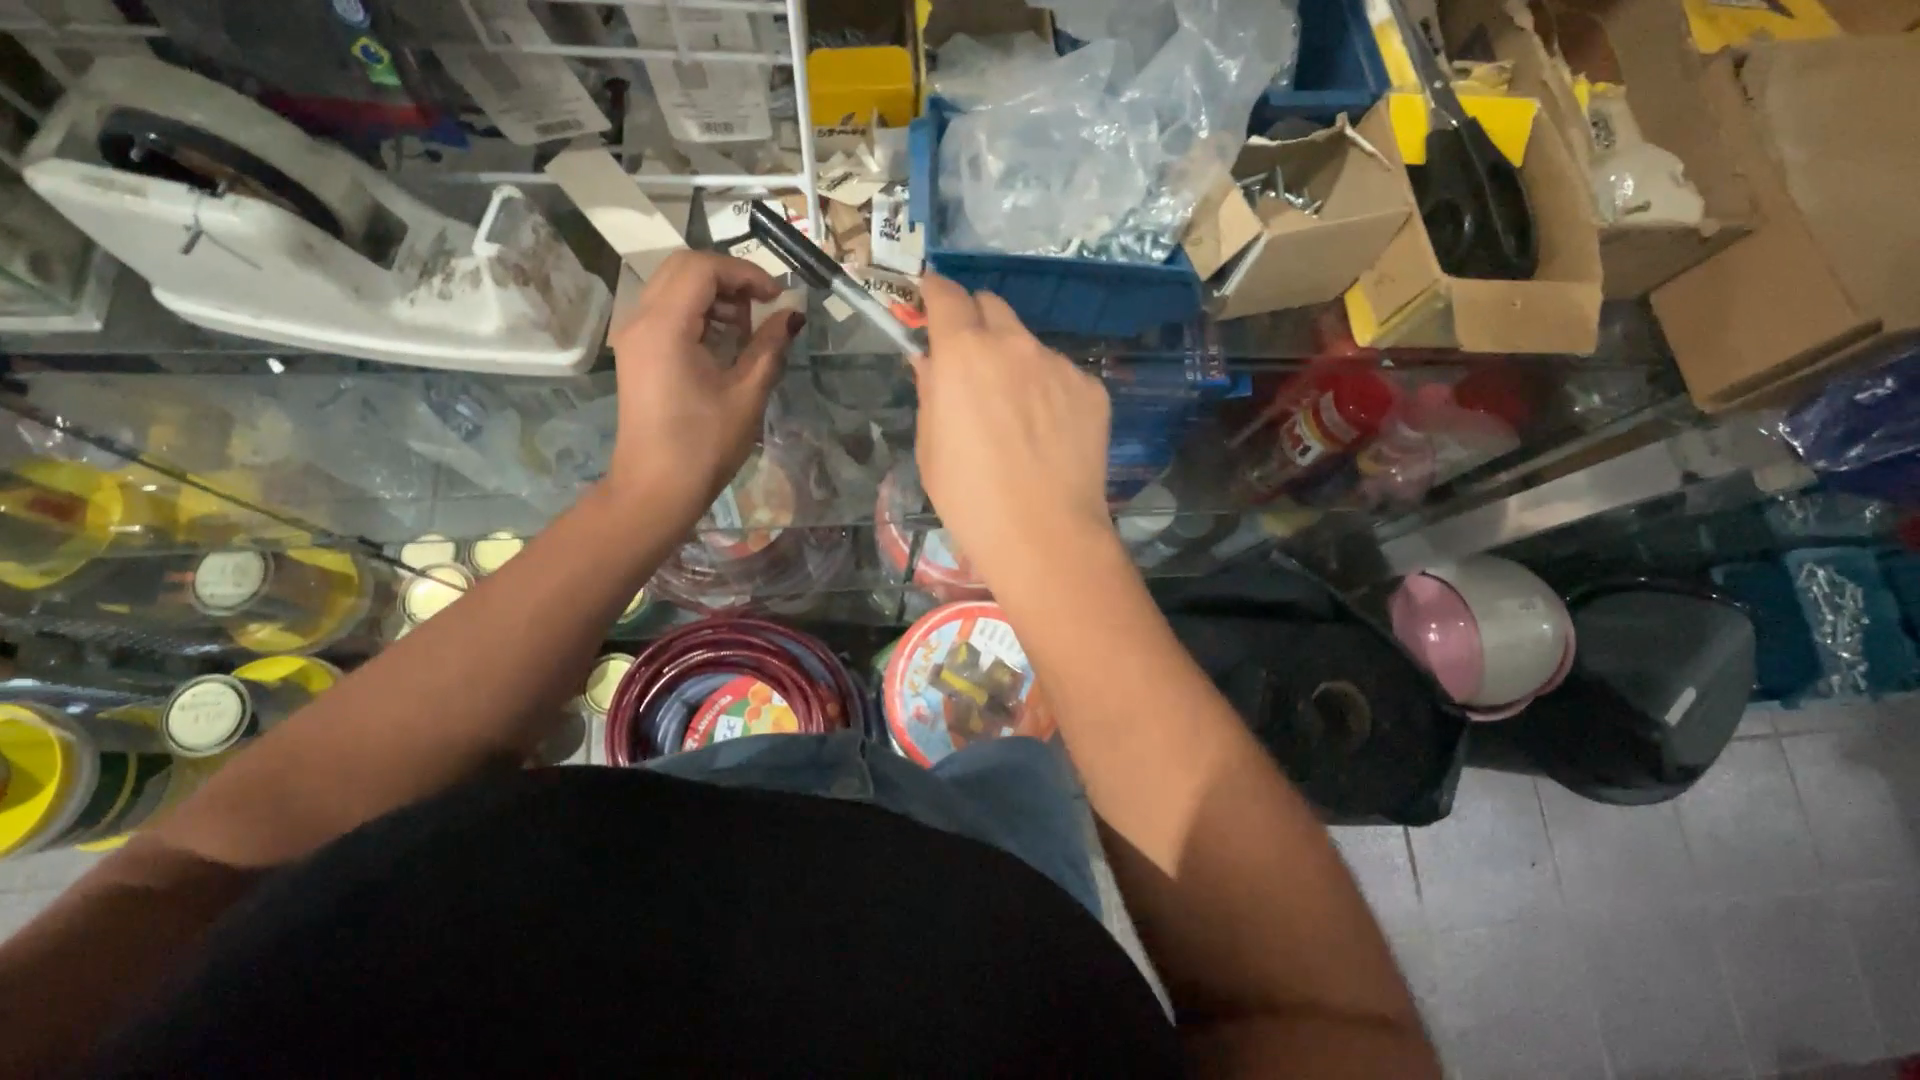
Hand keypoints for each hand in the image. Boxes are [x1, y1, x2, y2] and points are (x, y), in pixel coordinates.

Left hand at [605, 251, 802, 516]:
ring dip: (714, 297)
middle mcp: (641, 320)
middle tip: (762, 309)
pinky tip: (724, 346)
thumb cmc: (704, 446)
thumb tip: (792, 316)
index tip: (777, 299)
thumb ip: (769, 346)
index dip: (745, 273)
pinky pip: (667, 312)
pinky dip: (699, 314)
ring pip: (674, 288)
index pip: (703, 268)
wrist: (655, 490)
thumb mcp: (747, 394)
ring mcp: (634, 337)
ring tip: (747, 332)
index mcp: (665, 325)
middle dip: (729, 280)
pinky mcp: (637, 354)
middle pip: (684, 269)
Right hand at [913, 275, 1114, 580]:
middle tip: (971, 360)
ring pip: (1029, 345)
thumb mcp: (930, 447)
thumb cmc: (971, 499)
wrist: (1044, 535)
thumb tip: (932, 362)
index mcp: (964, 353)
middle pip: (992, 305)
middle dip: (976, 321)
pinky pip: (1062, 376)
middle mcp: (1014, 344)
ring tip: (1017, 416)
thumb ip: (931, 391)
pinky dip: (1050, 392)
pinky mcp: (1092, 389)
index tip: (929, 301)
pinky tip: (1049, 435)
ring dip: (1016, 362)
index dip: (934, 293)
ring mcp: (1059, 365)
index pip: (946, 294)